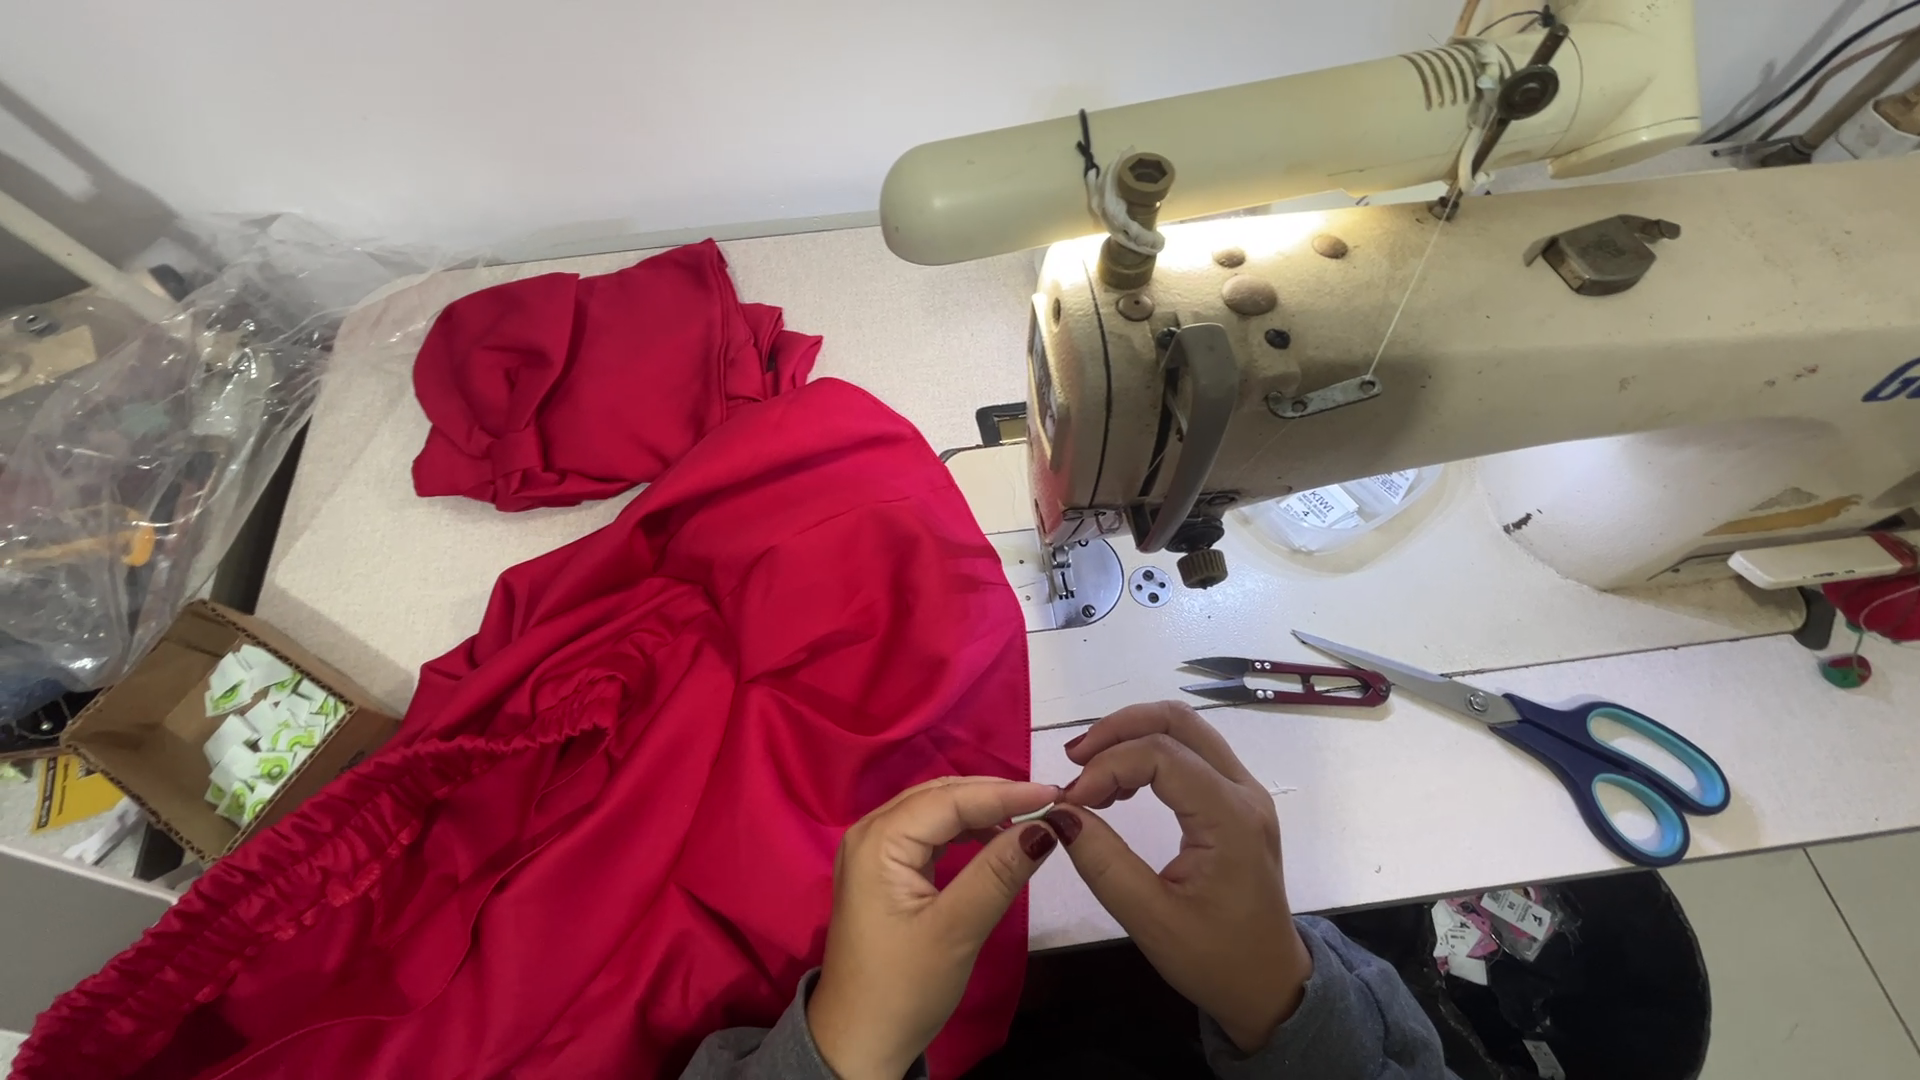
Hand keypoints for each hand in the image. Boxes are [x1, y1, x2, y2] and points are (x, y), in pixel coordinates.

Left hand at [808, 777, 1061, 1079]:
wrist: (857, 1044)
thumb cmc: (902, 989)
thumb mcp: (956, 931)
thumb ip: (998, 874)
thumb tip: (1045, 828)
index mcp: (878, 841)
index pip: (949, 799)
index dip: (1003, 794)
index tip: (1052, 793)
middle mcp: (870, 832)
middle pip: (939, 796)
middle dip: (992, 794)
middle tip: (1044, 800)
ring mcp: (874, 849)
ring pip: (934, 810)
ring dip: (979, 809)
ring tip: (1026, 815)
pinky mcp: (883, 868)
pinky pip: (928, 832)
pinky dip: (963, 829)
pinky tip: (993, 837)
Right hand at [1052, 702, 1313, 1052]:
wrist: (1270, 986)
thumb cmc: (1215, 959)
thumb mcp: (1150, 920)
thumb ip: (1102, 861)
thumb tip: (1059, 812)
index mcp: (1231, 820)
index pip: (1161, 755)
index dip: (1107, 766)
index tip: (1070, 801)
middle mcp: (1244, 790)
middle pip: (1176, 720)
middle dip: (1117, 728)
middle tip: (1075, 758)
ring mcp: (1244, 789)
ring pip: (1183, 727)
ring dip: (1130, 735)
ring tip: (1090, 771)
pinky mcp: (1234, 797)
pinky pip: (1189, 749)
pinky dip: (1147, 750)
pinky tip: (1119, 786)